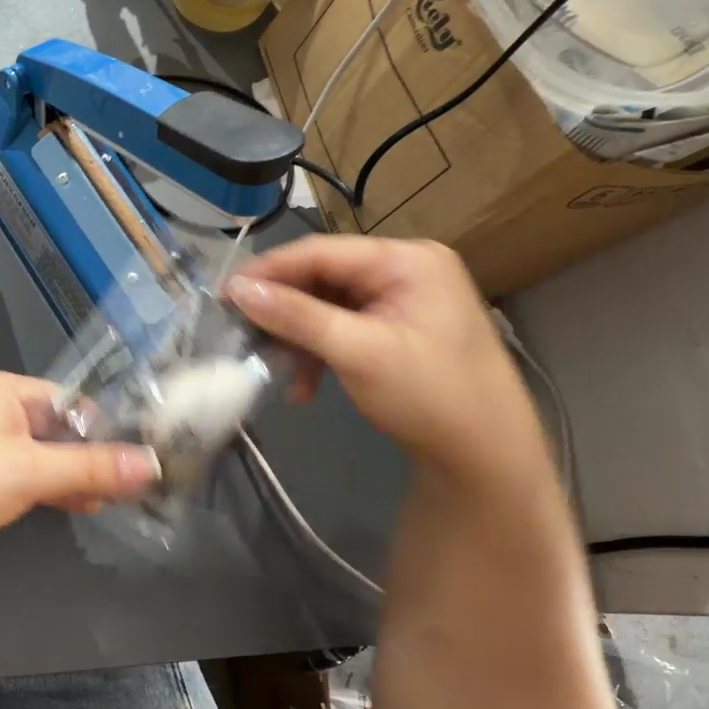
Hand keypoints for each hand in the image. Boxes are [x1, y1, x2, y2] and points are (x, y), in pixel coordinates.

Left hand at [0, 372, 160, 551]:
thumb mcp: (33, 471)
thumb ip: (92, 467)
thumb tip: (152, 464)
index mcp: (12, 391)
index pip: (75, 402)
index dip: (106, 430)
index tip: (139, 457)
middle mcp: (3, 408)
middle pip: (64, 429)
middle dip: (93, 458)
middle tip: (132, 486)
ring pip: (49, 454)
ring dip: (76, 476)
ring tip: (113, 500)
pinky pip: (31, 472)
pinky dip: (53, 486)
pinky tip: (82, 506)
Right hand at [226, 236, 549, 491]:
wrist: (485, 456)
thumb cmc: (429, 396)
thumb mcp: (357, 352)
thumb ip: (296, 316)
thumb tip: (237, 289)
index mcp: (407, 261)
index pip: (320, 251)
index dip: (268, 271)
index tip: (223, 295)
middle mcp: (405, 270)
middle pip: (321, 278)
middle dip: (283, 311)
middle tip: (242, 335)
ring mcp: (402, 300)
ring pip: (325, 306)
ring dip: (297, 339)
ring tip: (275, 369)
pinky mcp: (395, 329)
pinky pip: (340, 328)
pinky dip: (317, 353)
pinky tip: (303, 386)